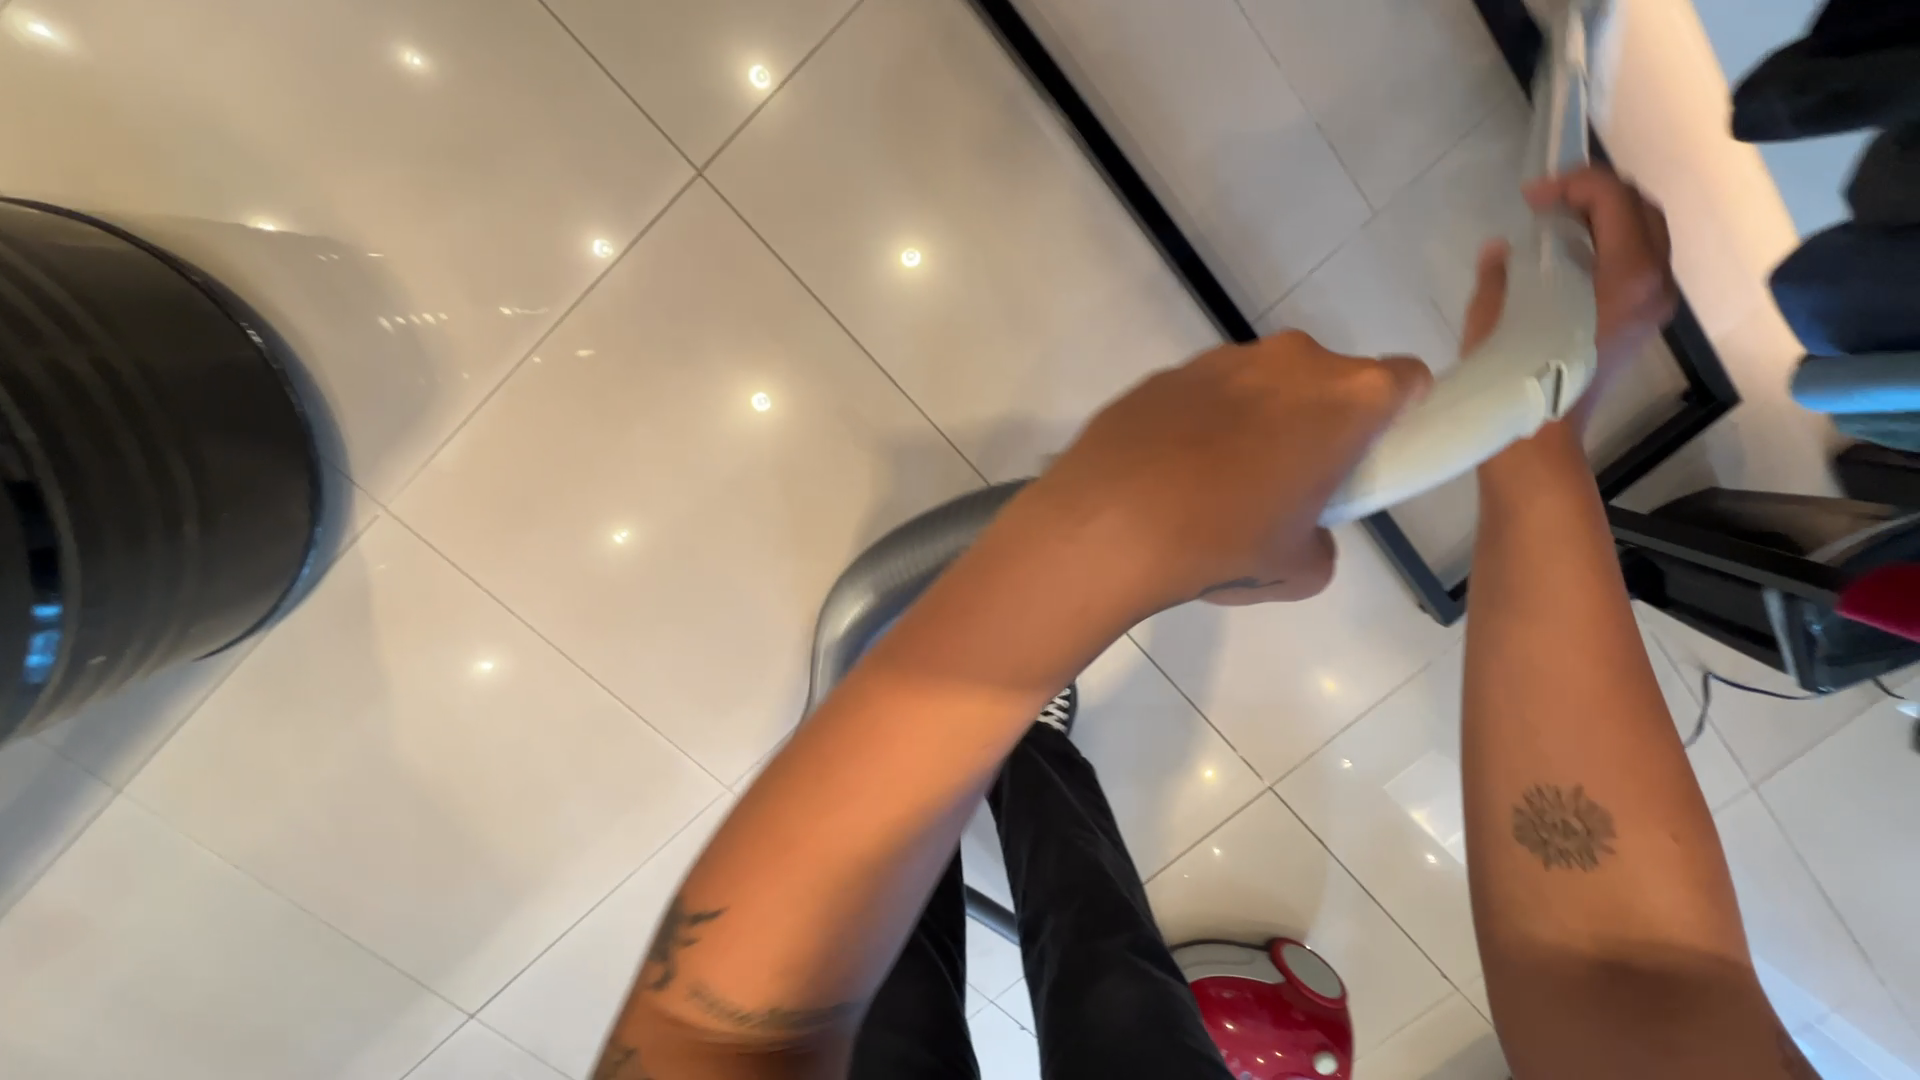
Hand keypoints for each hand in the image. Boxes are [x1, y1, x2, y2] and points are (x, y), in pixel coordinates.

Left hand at [1011, 333, 1431, 611]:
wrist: (1107, 526)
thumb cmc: (1223, 545)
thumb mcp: (1299, 570)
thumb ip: (1321, 540)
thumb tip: (1302, 531)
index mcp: (1345, 398)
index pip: (1405, 382)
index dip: (1394, 417)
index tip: (1365, 455)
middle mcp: (1287, 360)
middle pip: (1324, 381)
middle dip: (1315, 420)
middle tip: (1285, 480)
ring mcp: (1216, 361)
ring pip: (1259, 384)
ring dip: (1253, 419)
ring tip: (1212, 483)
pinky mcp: (1159, 376)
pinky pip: (1199, 396)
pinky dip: (1196, 424)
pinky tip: (1166, 473)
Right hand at [1462, 166, 1679, 425]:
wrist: (1537, 437)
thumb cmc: (1513, 379)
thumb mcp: (1493, 320)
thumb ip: (1500, 276)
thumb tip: (1502, 250)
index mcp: (1627, 274)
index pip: (1615, 200)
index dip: (1574, 185)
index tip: (1532, 194)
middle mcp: (1656, 281)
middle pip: (1642, 210)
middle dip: (1597, 196)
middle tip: (1550, 202)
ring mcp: (1655, 303)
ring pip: (1646, 235)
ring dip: (1606, 221)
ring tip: (1560, 226)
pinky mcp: (1643, 322)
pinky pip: (1640, 264)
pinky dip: (1610, 248)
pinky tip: (1571, 260)